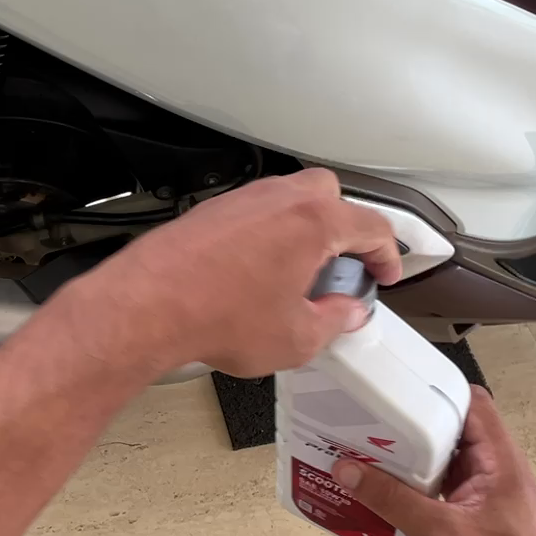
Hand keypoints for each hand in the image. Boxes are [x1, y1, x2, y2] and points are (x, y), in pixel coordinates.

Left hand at [62, 169, 401, 376]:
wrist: (148, 306)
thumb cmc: (213, 314)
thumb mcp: (296, 338)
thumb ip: (334, 322)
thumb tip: (344, 314)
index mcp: (313, 222)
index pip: (373, 226)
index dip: (388, 254)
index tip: (384, 272)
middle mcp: (278, 200)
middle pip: (330, 196)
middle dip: (344, 230)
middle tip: (340, 269)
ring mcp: (240, 201)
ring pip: (287, 202)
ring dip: (301, 232)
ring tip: (295, 277)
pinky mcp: (209, 213)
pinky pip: (252, 216)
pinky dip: (264, 237)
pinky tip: (254, 274)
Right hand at [331, 387, 535, 535]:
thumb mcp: (438, 533)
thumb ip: (391, 498)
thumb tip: (344, 467)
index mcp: (502, 462)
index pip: (475, 404)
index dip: (438, 390)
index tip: (397, 389)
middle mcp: (498, 468)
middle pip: (457, 427)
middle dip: (415, 420)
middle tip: (372, 419)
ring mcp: (489, 491)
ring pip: (449, 455)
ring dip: (414, 452)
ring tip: (371, 448)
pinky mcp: (479, 511)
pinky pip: (445, 482)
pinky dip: (419, 479)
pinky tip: (387, 487)